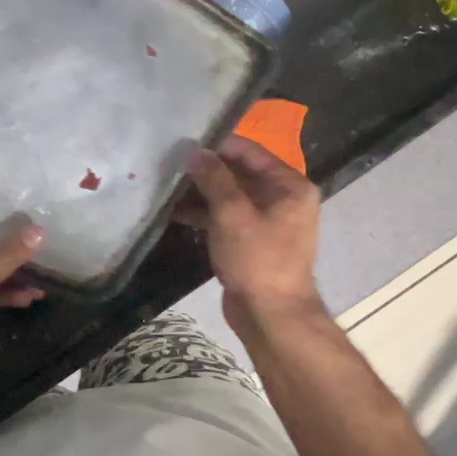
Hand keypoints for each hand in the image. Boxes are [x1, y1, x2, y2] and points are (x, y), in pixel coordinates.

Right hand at [181, 136, 321, 332]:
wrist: (270, 314)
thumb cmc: (257, 260)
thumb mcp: (232, 215)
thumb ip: (214, 179)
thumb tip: (195, 152)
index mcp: (289, 186)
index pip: (251, 152)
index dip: (218, 146)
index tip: (185, 141)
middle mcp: (282, 198)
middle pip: (240, 173)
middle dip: (206, 171)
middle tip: (170, 164)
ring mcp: (267, 221)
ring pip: (230, 197)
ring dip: (201, 193)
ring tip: (166, 187)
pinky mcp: (251, 241)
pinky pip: (226, 218)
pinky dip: (204, 214)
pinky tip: (175, 213)